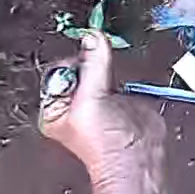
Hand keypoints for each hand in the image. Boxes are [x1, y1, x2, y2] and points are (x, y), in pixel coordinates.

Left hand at [39, 34, 165, 188]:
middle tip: (104, 68)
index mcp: (56, 106)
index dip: (75, 62)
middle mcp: (77, 101)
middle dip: (94, 61)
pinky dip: (128, 71)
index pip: (60, 69)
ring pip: (102, 68)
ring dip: (111, 65)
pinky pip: (123, 74)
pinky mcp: (125, 96)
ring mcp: (102, 98)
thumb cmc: (104, 142)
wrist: (139, 157)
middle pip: (82, 65)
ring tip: (115, 77)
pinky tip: (129, 78)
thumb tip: (93, 36)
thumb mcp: (92, 100)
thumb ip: (94, 66)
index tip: (91, 57)